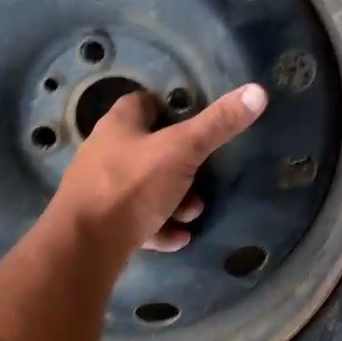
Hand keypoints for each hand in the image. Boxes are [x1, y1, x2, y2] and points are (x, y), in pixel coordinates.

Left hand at [48, 83, 267, 258]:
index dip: (167, 107)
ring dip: (174, 199)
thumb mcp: (184, 149)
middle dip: (182, 163)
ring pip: (145, 188)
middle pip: (149, 148)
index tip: (194, 119)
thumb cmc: (131, 186)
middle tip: (203, 174)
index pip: (142, 103)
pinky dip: (159, 228)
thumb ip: (220, 123)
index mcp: (119, 127)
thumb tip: (259, 90)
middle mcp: (104, 154)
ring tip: (193, 213)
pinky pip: (137, 222)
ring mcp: (100, 192)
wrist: (82, 250)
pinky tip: (178, 238)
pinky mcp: (100, 226)